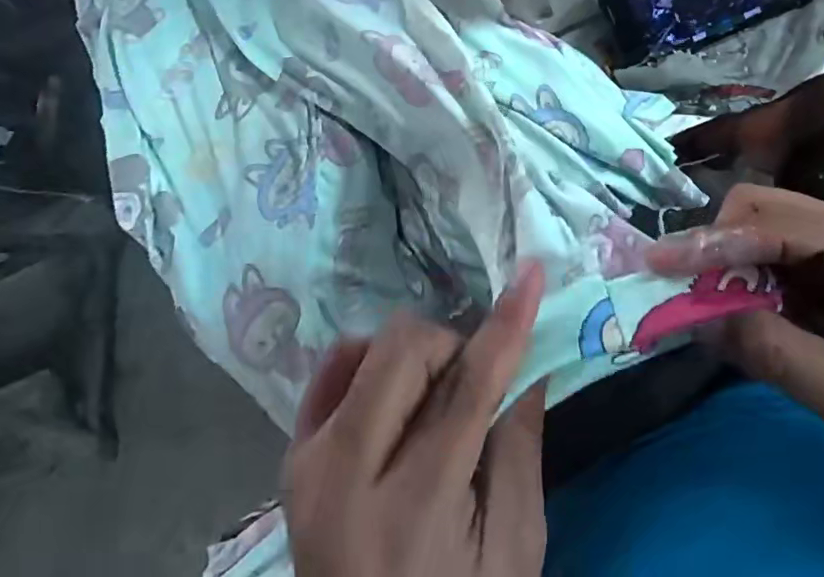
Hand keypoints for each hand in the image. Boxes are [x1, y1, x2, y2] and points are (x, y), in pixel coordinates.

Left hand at [285, 262, 547, 576]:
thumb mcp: (512, 549)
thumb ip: (520, 447)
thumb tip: (531, 361)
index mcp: (413, 507)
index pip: (469, 387)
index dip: (506, 324)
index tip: (531, 274)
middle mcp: (345, 475)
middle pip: (406, 348)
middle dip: (455, 346)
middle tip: (476, 388)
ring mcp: (307, 463)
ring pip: (371, 346)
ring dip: (420, 357)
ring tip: (436, 405)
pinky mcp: (292, 458)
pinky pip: (333, 366)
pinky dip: (374, 364)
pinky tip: (397, 400)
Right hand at [644, 184, 823, 533]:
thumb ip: (774, 351)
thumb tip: (697, 319)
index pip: (778, 224)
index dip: (713, 242)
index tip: (658, 261)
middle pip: (775, 212)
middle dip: (719, 244)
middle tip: (675, 284)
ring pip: (780, 237)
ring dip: (736, 264)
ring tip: (696, 299)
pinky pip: (795, 269)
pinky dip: (760, 285)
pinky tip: (739, 311)